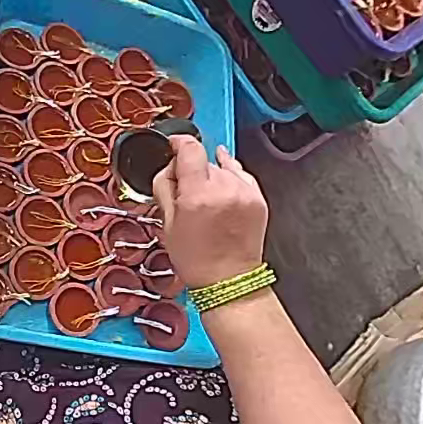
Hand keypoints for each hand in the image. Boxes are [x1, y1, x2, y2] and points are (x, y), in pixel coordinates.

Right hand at [151, 135, 268, 288]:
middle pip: (203, 160)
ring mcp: (244, 192)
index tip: (172, 146)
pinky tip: (220, 189)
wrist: (228, 280)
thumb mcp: (167, 223)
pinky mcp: (258, 198)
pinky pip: (240, 175)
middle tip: (184, 192)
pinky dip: (229, 178)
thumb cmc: (196, 259)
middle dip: (191, 170)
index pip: (189, 148)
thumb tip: (168, 167)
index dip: (177, 143)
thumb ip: (164, 187)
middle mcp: (224, 188)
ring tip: (205, 202)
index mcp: (197, 195)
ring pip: (221, 167)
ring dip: (210, 176)